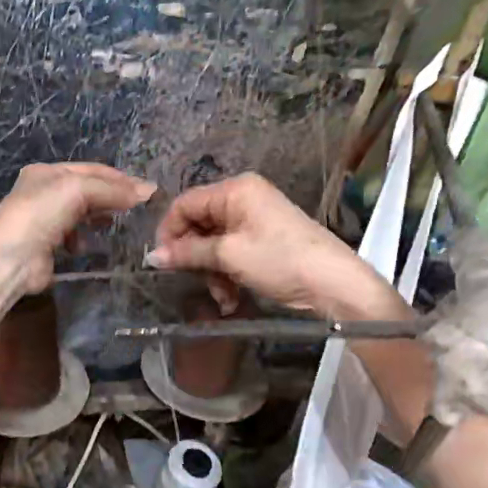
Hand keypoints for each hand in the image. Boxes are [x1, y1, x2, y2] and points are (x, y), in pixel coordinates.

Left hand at [0, 162, 156, 319]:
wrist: (9, 258)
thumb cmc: (40, 213)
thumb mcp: (77, 190)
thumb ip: (112, 189)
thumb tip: (149, 190)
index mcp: (47, 172)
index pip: (91, 169)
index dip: (120, 178)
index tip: (148, 191)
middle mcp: (44, 192)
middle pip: (86, 190)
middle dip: (112, 197)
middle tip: (140, 209)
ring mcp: (44, 219)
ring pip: (81, 213)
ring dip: (99, 218)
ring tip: (119, 225)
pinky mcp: (46, 245)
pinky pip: (74, 236)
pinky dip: (85, 238)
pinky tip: (91, 244)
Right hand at [148, 173, 394, 319]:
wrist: (335, 286)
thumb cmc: (280, 260)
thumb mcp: (228, 256)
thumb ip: (187, 253)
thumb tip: (152, 256)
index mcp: (235, 190)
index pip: (185, 204)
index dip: (169, 232)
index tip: (161, 261)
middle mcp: (243, 199)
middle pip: (198, 224)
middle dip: (194, 256)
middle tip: (191, 280)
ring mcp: (254, 220)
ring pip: (213, 244)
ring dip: (211, 272)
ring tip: (220, 295)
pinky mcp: (262, 241)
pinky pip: (230, 253)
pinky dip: (226, 275)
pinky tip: (231, 297)